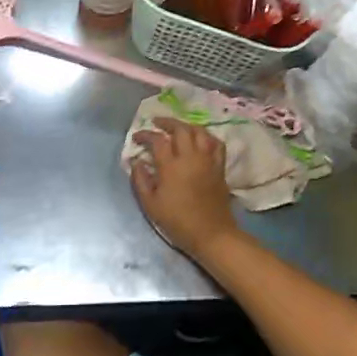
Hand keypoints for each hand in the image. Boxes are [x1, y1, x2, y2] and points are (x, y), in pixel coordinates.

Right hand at [130, 118, 238, 256]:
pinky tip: (201, 139)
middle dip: (167, 122)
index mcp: (171, 166)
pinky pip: (216, 143)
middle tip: (157, 123)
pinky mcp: (219, 166)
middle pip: (180, 129)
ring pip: (200, 131)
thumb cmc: (177, 221)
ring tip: (177, 128)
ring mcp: (207, 160)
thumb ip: (140, 180)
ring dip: (187, 126)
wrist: (211, 233)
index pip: (157, 140)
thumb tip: (136, 161)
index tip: (137, 137)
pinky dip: (207, 137)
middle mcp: (191, 157)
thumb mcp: (150, 204)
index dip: (146, 135)